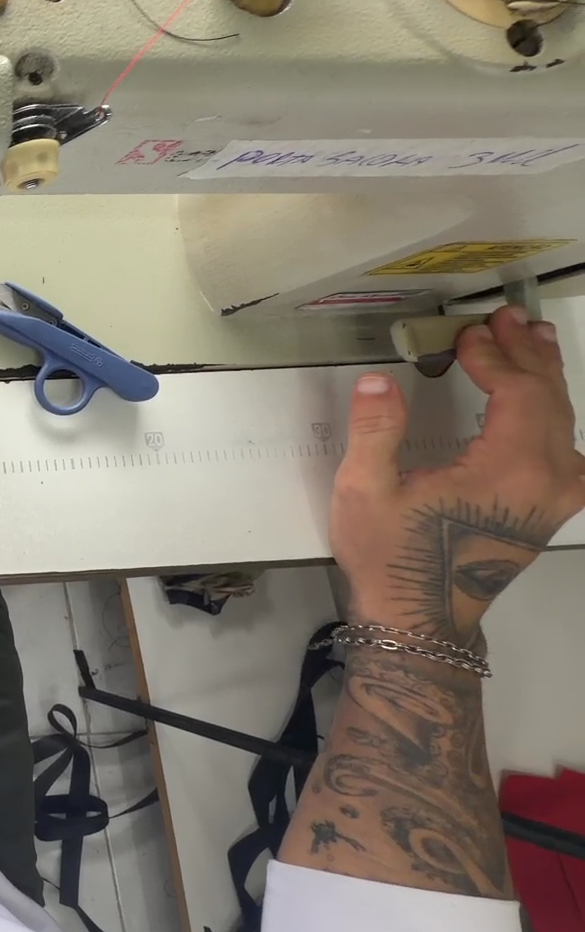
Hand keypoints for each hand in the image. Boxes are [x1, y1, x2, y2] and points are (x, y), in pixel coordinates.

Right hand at [330, 305, 584, 646]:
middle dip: (530, 357)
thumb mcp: (366, 489)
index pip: (520, 395)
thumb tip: (378, 380)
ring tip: (533, 345)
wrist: (421, 611)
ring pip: (565, 423)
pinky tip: (542, 406)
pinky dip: (550, 412)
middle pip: (553, 403)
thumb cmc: (390, 550)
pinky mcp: (552, 506)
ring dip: (545, 380)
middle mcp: (553, 477)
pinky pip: (565, 446)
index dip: (495, 359)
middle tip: (511, 320)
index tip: (467, 334)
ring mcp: (560, 495)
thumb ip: (376, 432)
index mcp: (511, 469)